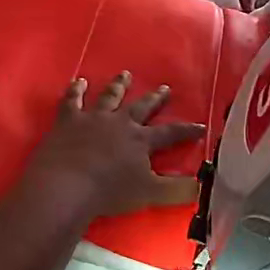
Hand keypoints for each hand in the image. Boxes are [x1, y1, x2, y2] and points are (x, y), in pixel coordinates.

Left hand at [20, 72, 206, 218]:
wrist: (67, 185)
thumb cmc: (109, 192)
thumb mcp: (150, 194)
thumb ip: (177, 190)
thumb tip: (202, 187)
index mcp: (141, 140)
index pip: (170, 133)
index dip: (187, 130)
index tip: (201, 126)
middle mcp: (120, 122)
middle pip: (141, 107)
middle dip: (154, 98)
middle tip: (165, 87)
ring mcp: (93, 118)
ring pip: (109, 96)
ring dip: (118, 85)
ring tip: (125, 74)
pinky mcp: (68, 120)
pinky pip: (73, 100)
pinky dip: (76, 90)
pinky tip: (79, 81)